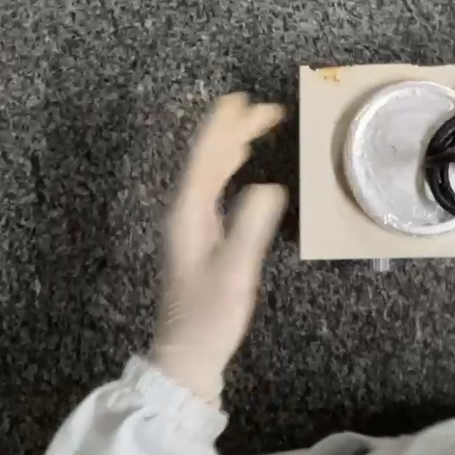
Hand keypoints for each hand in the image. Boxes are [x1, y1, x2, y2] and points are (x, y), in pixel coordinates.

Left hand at [151, 93, 288, 404]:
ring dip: (232, 140)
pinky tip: (239, 160)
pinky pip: (213, 181)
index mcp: (188, 211)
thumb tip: (270, 186)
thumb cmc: (210, 315)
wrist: (187, 354)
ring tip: (256, 122)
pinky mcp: (199, 231)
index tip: (244, 100)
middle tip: (268, 109)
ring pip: (210, 166)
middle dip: (235, 127)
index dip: (223, 125)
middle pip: (208, 155)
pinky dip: (228, 162)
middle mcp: (185, 208)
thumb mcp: (234, 272)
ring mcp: (190, 219)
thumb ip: (250, 228)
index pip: (206, 155)